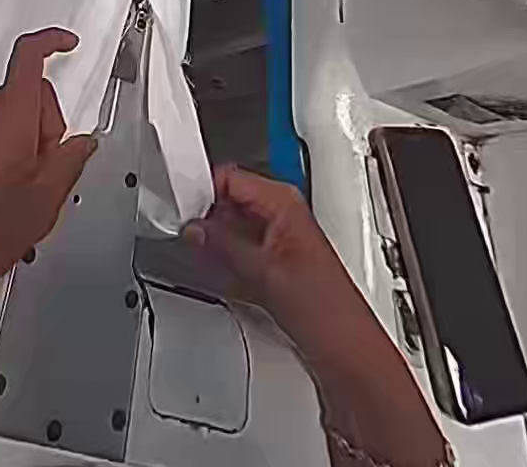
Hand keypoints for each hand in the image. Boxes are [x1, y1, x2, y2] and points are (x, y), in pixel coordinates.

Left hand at [0, 28, 95, 350]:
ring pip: (9, 111)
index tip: (68, 43)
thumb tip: (83, 144)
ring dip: (23, 138)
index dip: (53, 42)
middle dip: (46, 124)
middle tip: (44, 168)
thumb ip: (71, 160)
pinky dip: (2, 144)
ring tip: (18, 186)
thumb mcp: (45, 200)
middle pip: (28, 93)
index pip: (30, 54)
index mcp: (9, 113)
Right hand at [184, 165, 370, 351]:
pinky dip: (224, 255)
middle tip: (184, 230)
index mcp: (283, 200)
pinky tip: (213, 268)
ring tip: (197, 250)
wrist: (346, 350)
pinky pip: (238, 246)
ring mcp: (276, 236)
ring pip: (232, 223)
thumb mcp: (262, 270)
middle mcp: (281, 212)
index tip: (180, 204)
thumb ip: (222, 244)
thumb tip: (195, 227)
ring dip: (214, 237)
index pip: (231, 176)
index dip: (203, 188)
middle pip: (229, 198)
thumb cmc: (325, 307)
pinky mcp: (272, 259)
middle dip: (206, 214)